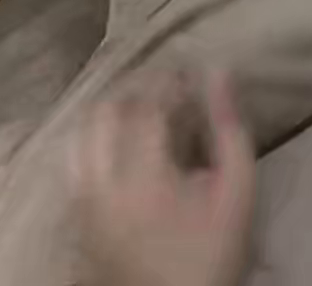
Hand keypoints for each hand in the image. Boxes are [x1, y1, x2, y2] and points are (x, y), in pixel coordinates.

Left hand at [71, 68, 256, 285]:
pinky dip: (97, 139)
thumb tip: (219, 70)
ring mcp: (80, 208)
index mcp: (142, 176)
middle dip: (135, 89)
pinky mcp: (75, 223)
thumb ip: (227, 122)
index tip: (192, 69)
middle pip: (100, 116)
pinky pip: (74, 165)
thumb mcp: (237, 182)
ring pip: (78, 139)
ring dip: (111, 113)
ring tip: (145, 106)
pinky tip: (125, 140)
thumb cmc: (215, 242)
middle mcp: (99, 188)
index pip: (144, 106)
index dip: (168, 79)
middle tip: (168, 82)